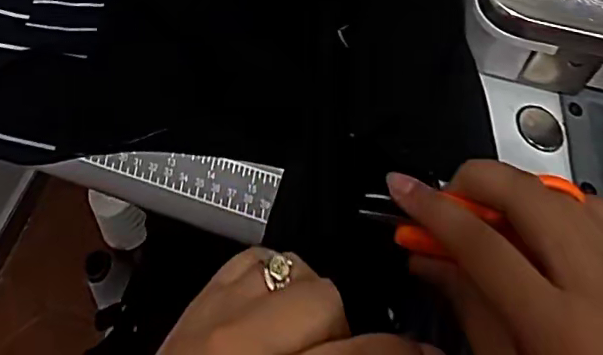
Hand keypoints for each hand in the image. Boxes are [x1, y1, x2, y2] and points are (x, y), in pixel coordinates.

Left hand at [159, 247, 438, 354]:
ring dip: (310, 301)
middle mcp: (242, 340)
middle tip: (348, 352)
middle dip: (348, 330)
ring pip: (293, 266)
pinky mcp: (198, 296)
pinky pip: (253, 257)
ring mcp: (215, 310)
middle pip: (326, 298)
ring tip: (306, 337)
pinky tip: (275, 307)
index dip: (403, 353)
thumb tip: (385, 353)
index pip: (358, 350)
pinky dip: (272, 278)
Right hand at [388, 161, 602, 354]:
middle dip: (474, 179)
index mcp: (565, 333)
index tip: (403, 187)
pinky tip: (546, 230)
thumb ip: (471, 311)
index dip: (431, 208)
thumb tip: (432, 255)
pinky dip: (565, 208)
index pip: (480, 242)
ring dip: (516, 193)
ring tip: (493, 218)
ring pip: (561, 192)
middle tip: (447, 197)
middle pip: (524, 193)